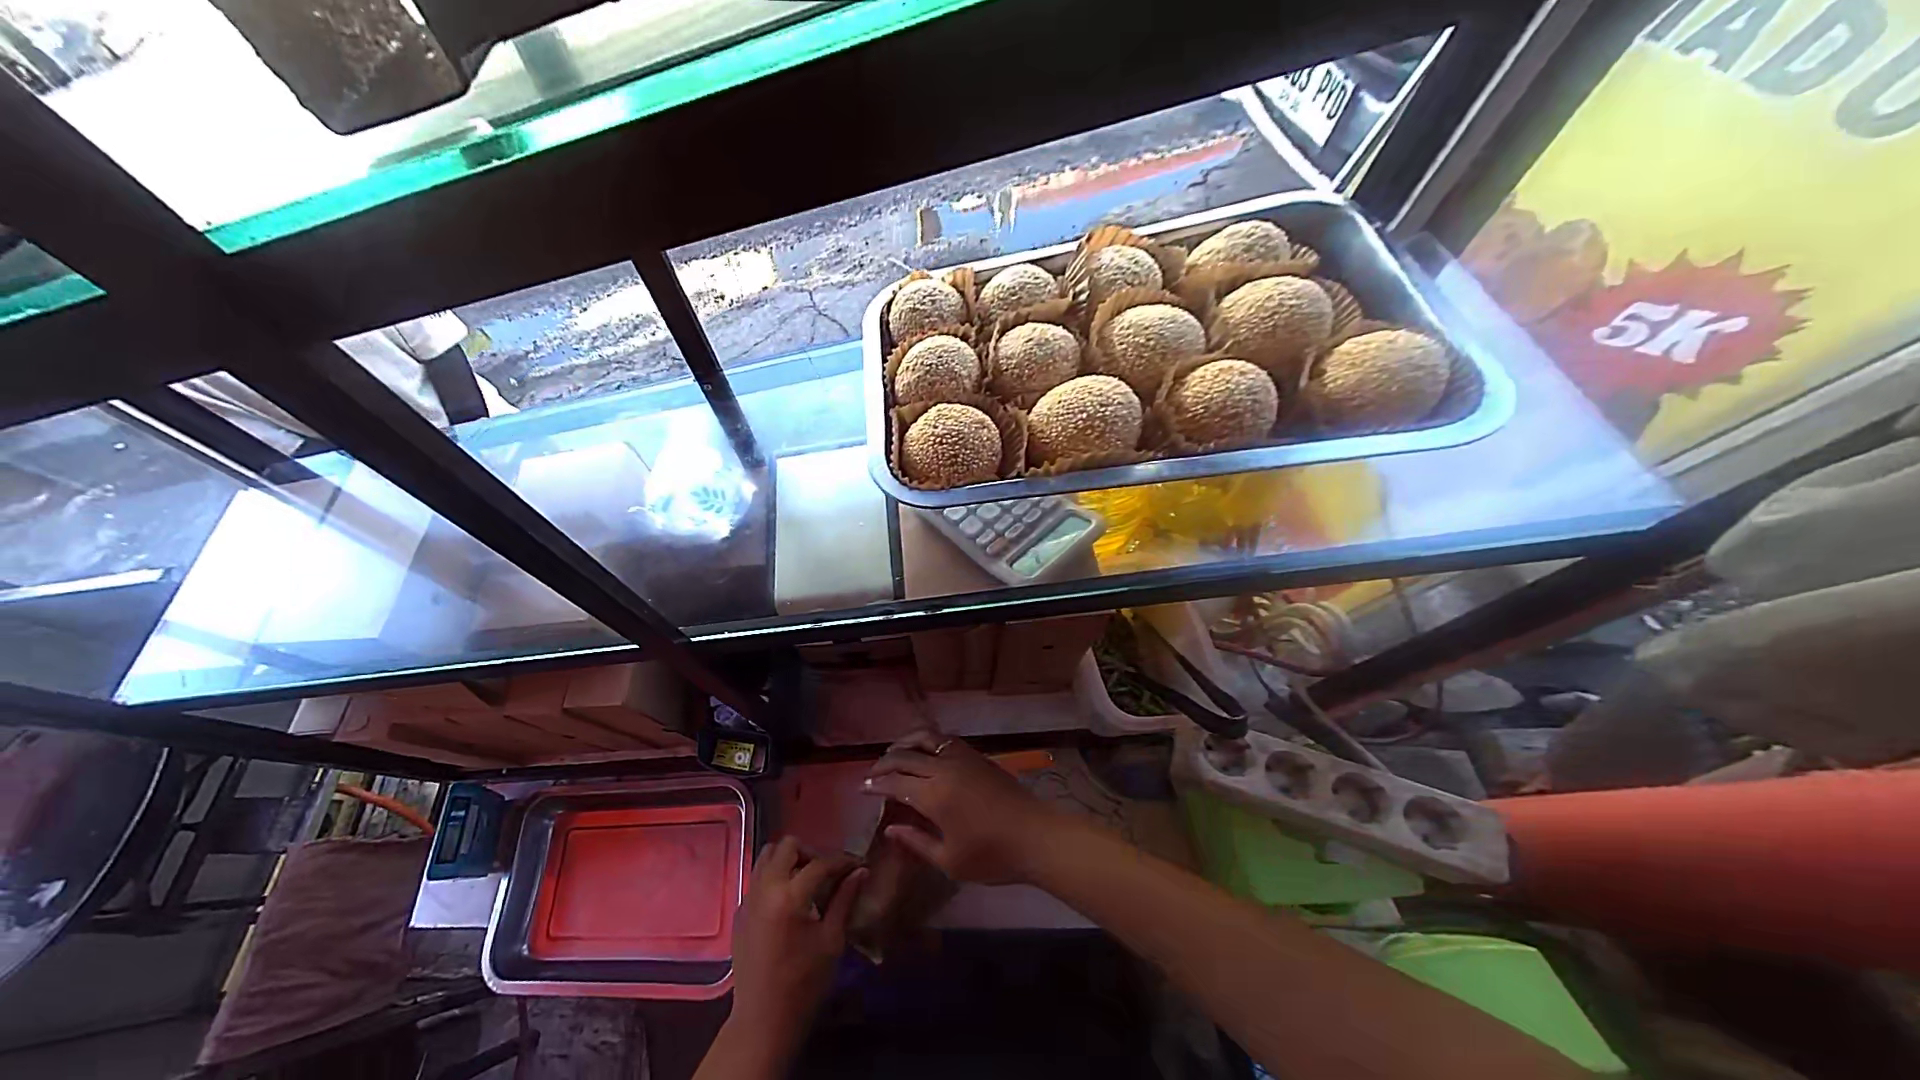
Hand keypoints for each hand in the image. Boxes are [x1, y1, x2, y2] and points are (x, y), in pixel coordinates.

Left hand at [728, 836, 865, 1039]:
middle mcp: (764, 889)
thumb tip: (860, 871)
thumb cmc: (804, 983)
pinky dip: (774, 877)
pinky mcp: (740, 913)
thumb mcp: (831, 940)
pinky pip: (757, 879)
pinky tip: (789, 899)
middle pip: (787, 846)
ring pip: (766, 857)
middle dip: (811, 852)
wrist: (763, 1020)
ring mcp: (748, 900)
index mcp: (789, 896)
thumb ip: (844, 900)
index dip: (842, 860)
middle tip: (827, 871)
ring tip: (807, 880)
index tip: (858, 864)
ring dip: (789, 860)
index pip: (820, 863)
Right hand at [862, 731, 1070, 884]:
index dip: (875, 784)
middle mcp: (945, 769)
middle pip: (905, 756)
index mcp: (933, 794)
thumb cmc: (992, 856)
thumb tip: (891, 827)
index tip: (861, 788)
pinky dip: (928, 741)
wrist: (1037, 836)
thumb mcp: (949, 860)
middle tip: (872, 774)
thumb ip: (916, 841)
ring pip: (926, 739)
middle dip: (884, 763)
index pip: (895, 782)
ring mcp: (963, 758)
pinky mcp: (979, 757)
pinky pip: (946, 740)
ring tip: (895, 753)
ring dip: (905, 743)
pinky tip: (925, 752)